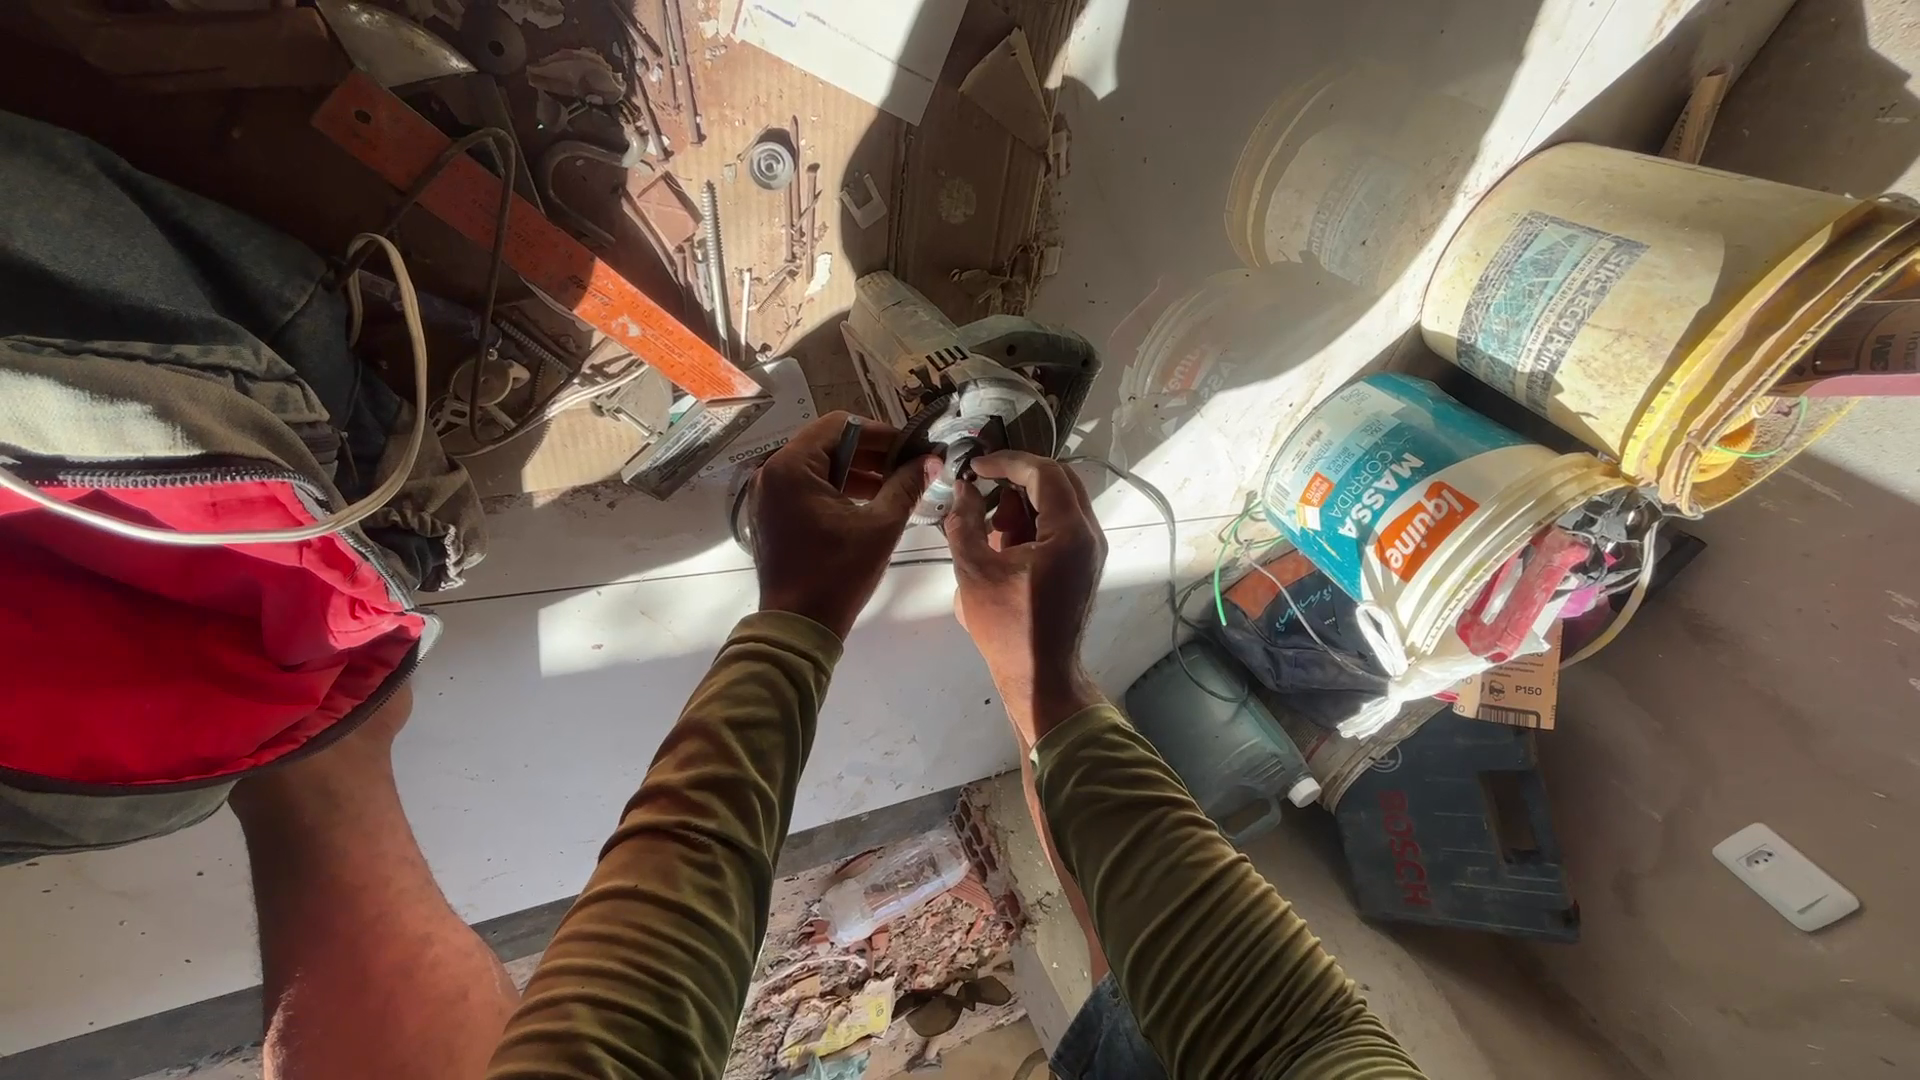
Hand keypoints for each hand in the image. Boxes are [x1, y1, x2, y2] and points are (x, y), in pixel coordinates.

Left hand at [750, 412, 931, 638]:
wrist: (798, 626)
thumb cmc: (838, 574)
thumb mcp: (880, 526)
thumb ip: (906, 486)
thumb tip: (932, 459)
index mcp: (792, 467)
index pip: (842, 425)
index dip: (881, 433)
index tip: (912, 448)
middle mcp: (773, 472)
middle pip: (829, 443)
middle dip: (872, 453)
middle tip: (909, 466)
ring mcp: (769, 495)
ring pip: (820, 466)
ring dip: (858, 472)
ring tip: (896, 486)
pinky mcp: (773, 514)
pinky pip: (809, 488)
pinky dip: (839, 489)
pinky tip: (871, 503)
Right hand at [944, 452, 1108, 744]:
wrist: (1040, 674)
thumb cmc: (1007, 626)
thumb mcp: (974, 569)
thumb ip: (965, 522)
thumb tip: (964, 490)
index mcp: (1070, 531)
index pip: (1043, 473)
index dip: (1007, 462)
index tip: (976, 467)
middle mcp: (1090, 534)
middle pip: (1058, 481)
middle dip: (1017, 478)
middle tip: (983, 483)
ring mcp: (1090, 550)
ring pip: (1059, 502)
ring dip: (1023, 502)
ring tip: (989, 524)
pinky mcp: (1082, 564)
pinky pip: (1060, 526)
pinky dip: (1032, 523)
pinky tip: (1002, 542)